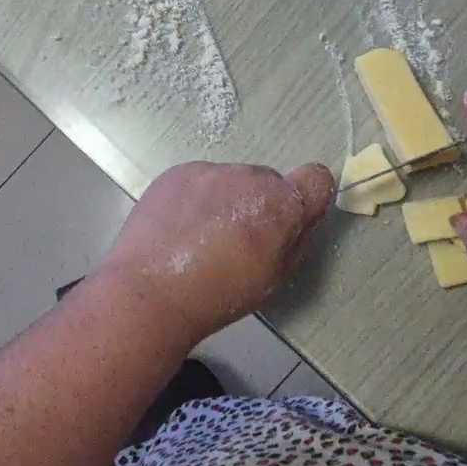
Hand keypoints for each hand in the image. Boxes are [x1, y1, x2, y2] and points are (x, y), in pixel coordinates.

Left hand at [89, 161, 334, 347]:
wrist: (150, 291)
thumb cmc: (219, 294)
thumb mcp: (274, 277)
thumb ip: (296, 238)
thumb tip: (303, 215)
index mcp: (281, 204)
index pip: (316, 177)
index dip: (307, 195)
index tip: (290, 216)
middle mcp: (248, 176)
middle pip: (266, 181)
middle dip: (259, 203)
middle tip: (235, 239)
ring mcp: (209, 171)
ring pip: (230, 180)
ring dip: (225, 199)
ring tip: (200, 237)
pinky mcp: (176, 172)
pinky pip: (198, 180)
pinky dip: (194, 198)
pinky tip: (178, 228)